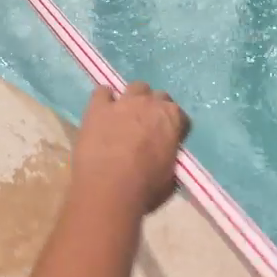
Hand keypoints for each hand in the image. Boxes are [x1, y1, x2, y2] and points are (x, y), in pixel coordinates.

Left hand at [70, 82, 188, 212]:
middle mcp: (150, 103)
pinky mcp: (98, 107)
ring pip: (134, 87)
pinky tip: (103, 110)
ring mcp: (123, 102)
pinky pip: (103, 92)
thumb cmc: (145, 188)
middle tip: (146, 126)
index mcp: (172, 119)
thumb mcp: (170, 176)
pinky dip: (105, 99)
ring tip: (126, 114)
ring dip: (133, 98)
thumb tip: (166, 155)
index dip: (173, 125)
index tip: (168, 136)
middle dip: (154, 108)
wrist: (109, 189)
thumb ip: (170, 156)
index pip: (179, 114)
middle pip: (157, 95)